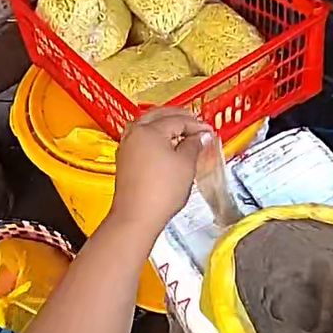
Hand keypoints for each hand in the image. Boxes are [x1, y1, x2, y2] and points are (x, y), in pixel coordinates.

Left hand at [107, 108, 214, 234]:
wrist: (137, 216)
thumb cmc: (158, 193)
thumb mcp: (186, 165)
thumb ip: (194, 145)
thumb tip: (199, 138)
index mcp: (149, 130)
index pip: (177, 119)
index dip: (196, 125)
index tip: (207, 131)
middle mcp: (134, 134)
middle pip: (160, 116)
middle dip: (180, 119)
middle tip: (196, 125)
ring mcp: (127, 146)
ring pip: (148, 125)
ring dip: (166, 125)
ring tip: (182, 133)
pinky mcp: (125, 160)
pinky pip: (142, 139)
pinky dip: (156, 137)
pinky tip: (166, 146)